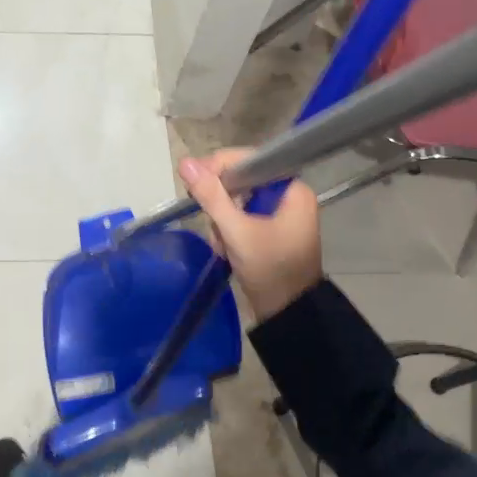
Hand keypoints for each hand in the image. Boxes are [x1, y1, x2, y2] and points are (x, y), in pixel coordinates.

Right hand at [179, 148, 322, 319]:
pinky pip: (240, 216)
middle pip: (241, 179)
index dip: (220, 166)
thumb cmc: (270, 270)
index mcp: (291, 189)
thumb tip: (185, 162)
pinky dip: (228, 230)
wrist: (287, 316)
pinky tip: (225, 249)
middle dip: (221, 202)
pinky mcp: (269, 229)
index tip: (194, 182)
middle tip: (208, 219)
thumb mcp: (237, 232)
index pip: (250, 160)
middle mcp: (287, 196)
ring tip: (221, 243)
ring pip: (237, 200)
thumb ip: (211, 196)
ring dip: (222, 220)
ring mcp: (279, 214)